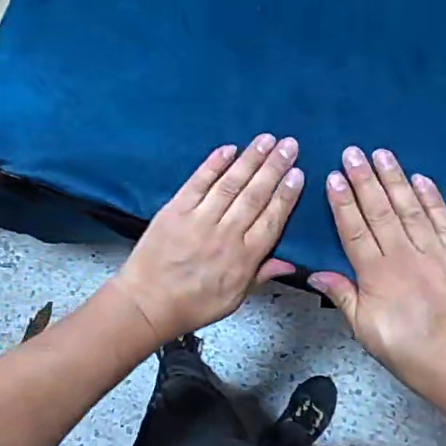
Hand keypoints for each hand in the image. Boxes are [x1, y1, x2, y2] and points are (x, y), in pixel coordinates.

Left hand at [109, 135, 303, 341]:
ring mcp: (199, 220)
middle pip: (255, 195)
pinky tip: (228, 149)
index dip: (286, 194)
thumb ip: (261, 275)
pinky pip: (198, 183)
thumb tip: (290, 263)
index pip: (272, 219)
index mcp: (243, 258)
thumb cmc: (191, 305)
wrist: (148, 304)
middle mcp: (225, 235)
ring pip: (230, 184)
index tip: (297, 174)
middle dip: (274, 167)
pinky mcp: (175, 211)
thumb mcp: (234, 299)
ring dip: (250, 159)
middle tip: (289, 145)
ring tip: (266, 140)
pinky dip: (213, 164)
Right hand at [308, 146, 445, 402]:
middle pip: (380, 211)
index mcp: (376, 274)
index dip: (343, 202)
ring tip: (382, 154)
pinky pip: (443, 219)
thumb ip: (344, 297)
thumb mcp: (366, 331)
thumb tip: (316, 274)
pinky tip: (422, 179)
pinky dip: (431, 198)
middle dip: (365, 179)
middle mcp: (403, 255)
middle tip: (354, 151)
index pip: (354, 230)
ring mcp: (435, 252)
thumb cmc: (410, 353)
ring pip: (410, 208)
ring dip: (395, 179)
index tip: (334, 176)